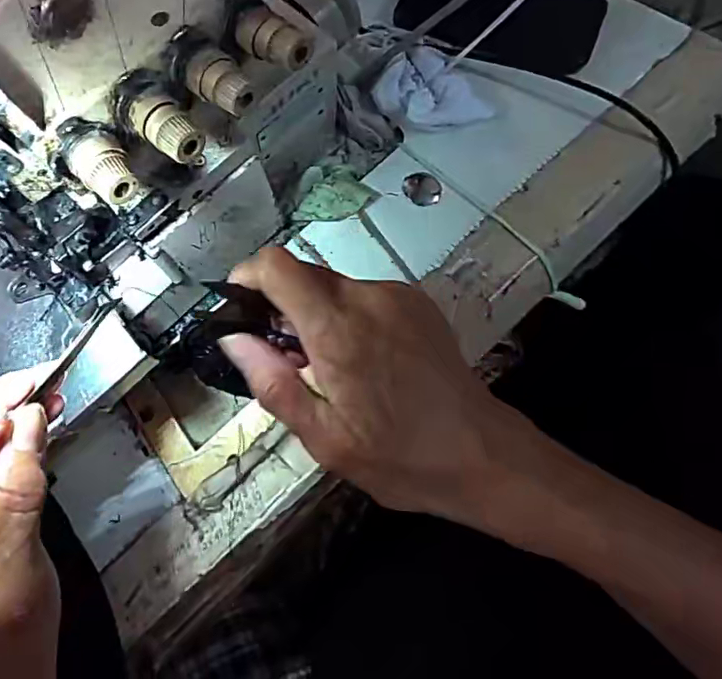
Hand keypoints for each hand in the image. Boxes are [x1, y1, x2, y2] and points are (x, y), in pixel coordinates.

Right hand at [221, 247, 571, 539]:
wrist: (487, 456)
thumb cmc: (401, 457)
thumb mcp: (323, 438)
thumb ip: (271, 382)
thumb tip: (233, 337)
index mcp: (337, 329)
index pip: (275, 265)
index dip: (248, 278)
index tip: (242, 309)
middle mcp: (365, 297)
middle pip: (299, 273)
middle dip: (280, 305)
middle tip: (289, 356)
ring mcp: (393, 293)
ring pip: (328, 284)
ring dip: (314, 312)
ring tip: (332, 365)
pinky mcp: (413, 298)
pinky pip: (359, 293)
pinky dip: (345, 315)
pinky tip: (365, 358)